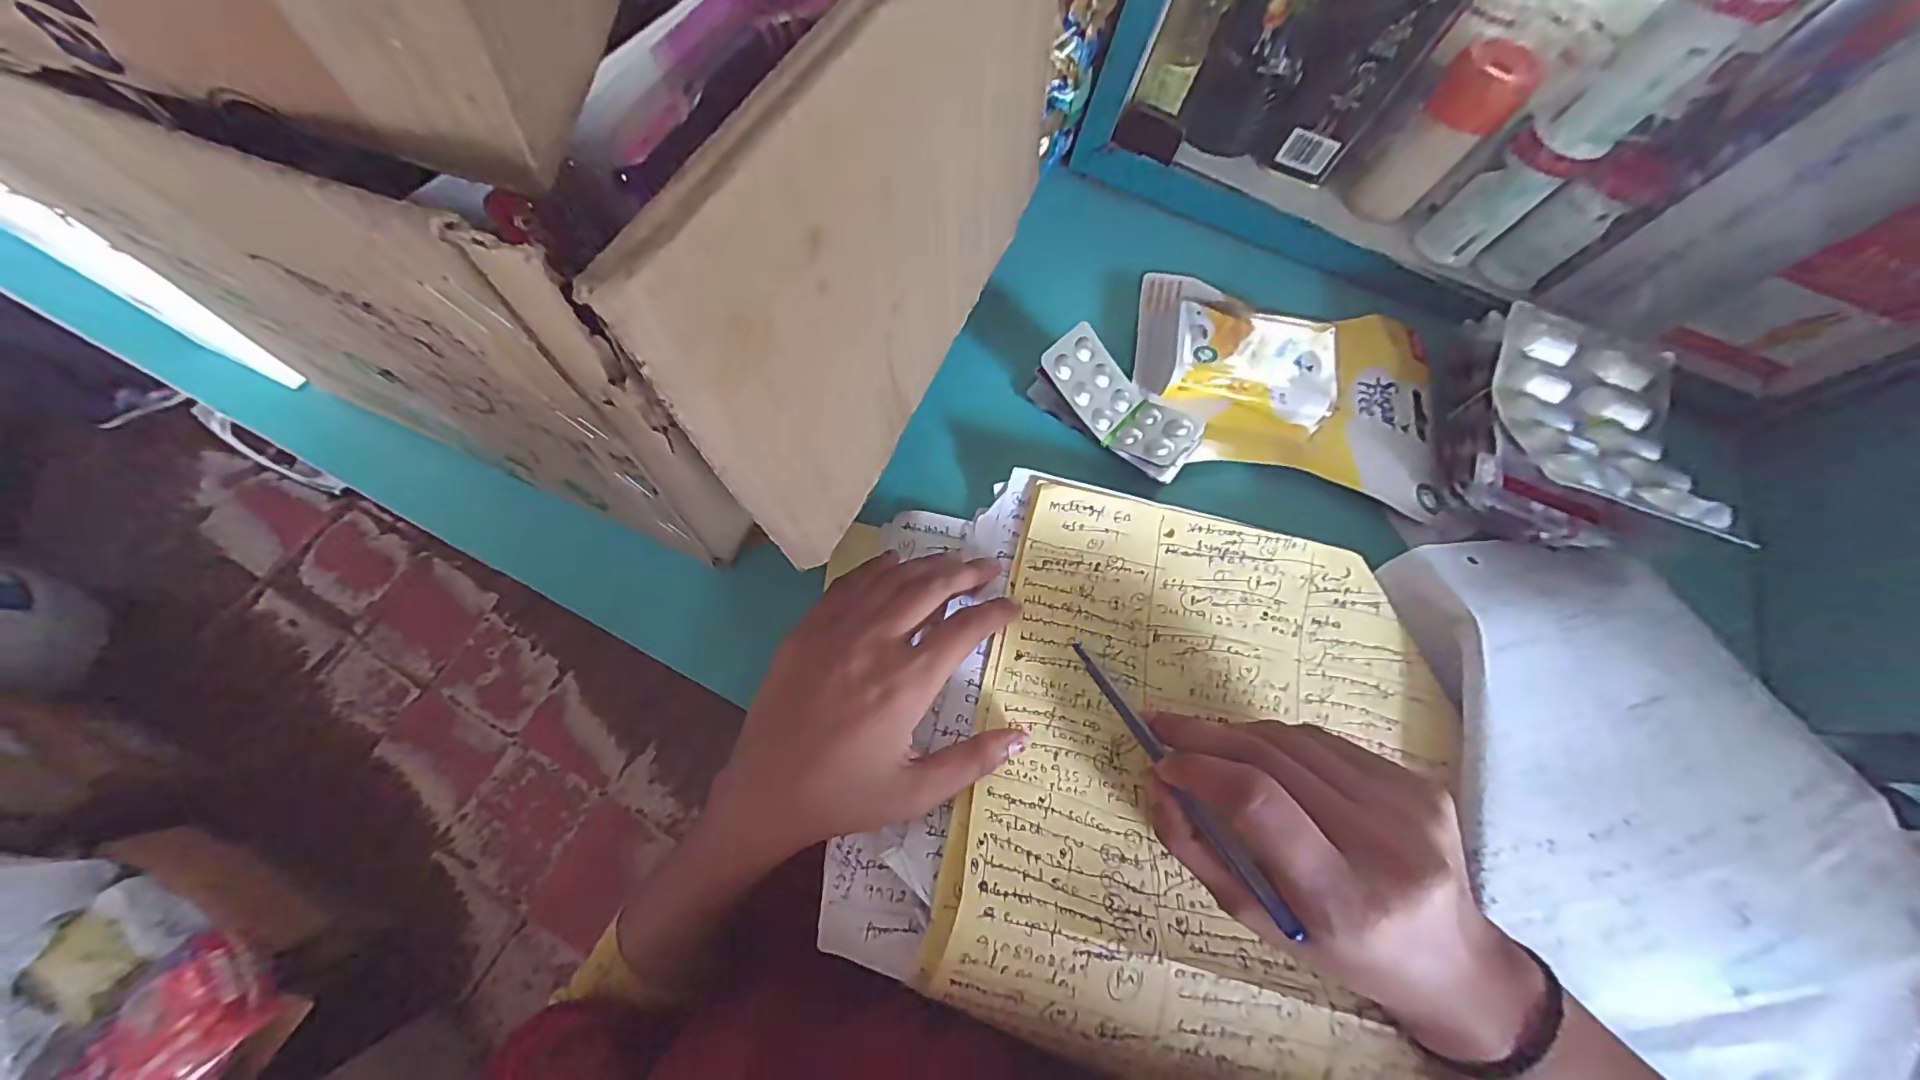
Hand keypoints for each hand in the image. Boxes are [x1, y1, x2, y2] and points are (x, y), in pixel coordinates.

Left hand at [702, 552, 1026, 868]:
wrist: (765, 793)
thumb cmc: (844, 794)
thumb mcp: (915, 791)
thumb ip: (972, 761)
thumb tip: (1022, 737)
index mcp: (907, 683)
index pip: (964, 629)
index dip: (995, 612)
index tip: (1013, 607)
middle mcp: (876, 644)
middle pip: (931, 588)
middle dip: (967, 573)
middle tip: (989, 569)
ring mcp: (838, 631)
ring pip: (892, 579)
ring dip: (928, 564)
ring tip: (953, 560)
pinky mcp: (808, 629)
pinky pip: (850, 584)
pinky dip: (878, 568)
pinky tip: (894, 562)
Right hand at [1148, 715, 1543, 1063]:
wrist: (1450, 960)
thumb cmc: (1339, 950)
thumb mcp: (1257, 918)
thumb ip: (1197, 848)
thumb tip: (1159, 782)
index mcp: (1343, 895)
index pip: (1258, 801)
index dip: (1201, 769)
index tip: (1163, 763)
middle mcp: (1384, 841)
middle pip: (1272, 758)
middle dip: (1205, 735)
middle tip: (1161, 726)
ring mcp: (1408, 804)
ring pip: (1294, 739)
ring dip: (1237, 733)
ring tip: (1204, 743)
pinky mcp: (1418, 781)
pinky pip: (1324, 742)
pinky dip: (1278, 741)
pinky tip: (1260, 755)